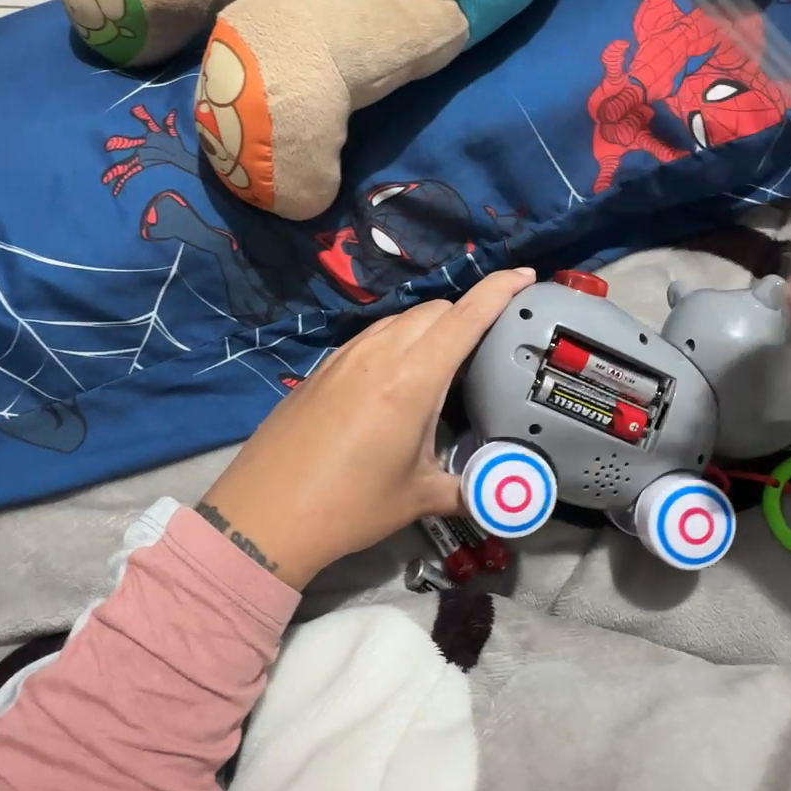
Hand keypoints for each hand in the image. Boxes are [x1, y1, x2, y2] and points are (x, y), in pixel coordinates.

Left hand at [195, 268, 535, 588]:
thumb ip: (468, 488)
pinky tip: (399, 376)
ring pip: (401, 319)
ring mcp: (346, 357)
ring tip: (447, 360)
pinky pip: (373, 336)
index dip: (499, 290)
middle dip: (469, 314)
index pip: (465, 318)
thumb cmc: (348, 506)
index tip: (525, 277)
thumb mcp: (418, 498)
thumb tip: (503, 496)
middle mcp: (379, 355)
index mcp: (411, 380)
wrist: (265, 514)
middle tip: (489, 344)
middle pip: (435, 310)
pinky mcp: (324, 368)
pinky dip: (399, 339)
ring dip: (432, 326)